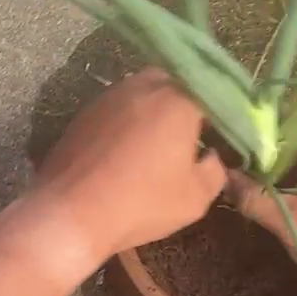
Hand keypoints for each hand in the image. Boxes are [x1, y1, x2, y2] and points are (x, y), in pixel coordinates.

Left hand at [10, 69, 225, 273]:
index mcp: (177, 100)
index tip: (226, 130)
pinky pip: (119, 106)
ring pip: (144, 91)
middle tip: (194, 131)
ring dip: (156, 108)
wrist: (70, 212)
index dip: (223, 110)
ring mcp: (110, 96)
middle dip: (188, 102)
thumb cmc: (140, 203)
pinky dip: (130, 119)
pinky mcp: (86, 111)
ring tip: (161, 139)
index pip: (213, 91)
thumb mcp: (194, 198)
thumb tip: (211, 155)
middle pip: (176, 82)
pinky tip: (129, 146)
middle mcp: (144, 87)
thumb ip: (214, 170)